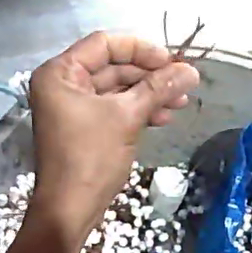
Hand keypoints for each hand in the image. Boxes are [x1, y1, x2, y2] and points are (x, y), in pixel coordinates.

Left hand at [27, 32, 198, 239]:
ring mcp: (70, 108)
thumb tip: (191, 71)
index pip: (104, 44)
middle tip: (183, 84)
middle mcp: (61, 85)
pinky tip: (161, 118)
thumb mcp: (127, 117)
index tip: (171, 62)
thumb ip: (158, 89)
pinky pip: (112, 109)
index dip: (141, 49)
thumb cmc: (91, 158)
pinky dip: (136, 111)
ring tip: (179, 105)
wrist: (70, 209)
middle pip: (112, 66)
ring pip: (115, 90)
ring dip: (148, 94)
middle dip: (149, 75)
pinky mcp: (82, 128)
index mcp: (60, 73)